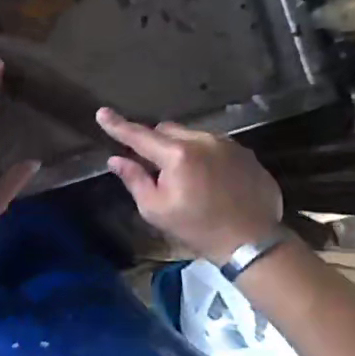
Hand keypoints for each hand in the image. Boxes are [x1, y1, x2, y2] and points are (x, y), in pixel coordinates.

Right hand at [96, 110, 282, 264]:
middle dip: (154, 142)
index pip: (139, 135)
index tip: (102, 113)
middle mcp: (204, 141)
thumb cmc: (197, 227)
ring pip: (192, 135)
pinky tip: (208, 179)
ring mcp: (229, 145)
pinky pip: (215, 145)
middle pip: (166, 129)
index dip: (118, 125)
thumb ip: (134, 179)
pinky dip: (203, 155)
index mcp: (178, 155)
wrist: (253, 242)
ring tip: (185, 174)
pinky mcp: (247, 154)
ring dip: (180, 147)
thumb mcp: (156, 209)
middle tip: (152, 165)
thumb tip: (116, 160)